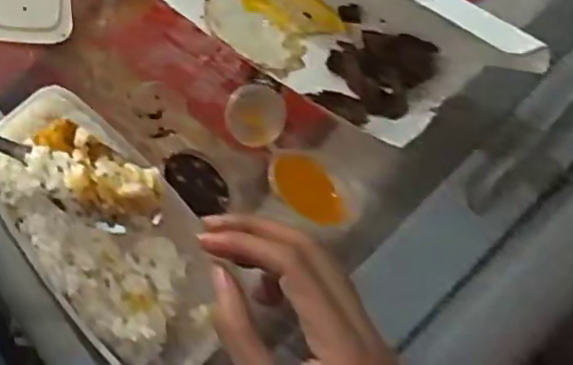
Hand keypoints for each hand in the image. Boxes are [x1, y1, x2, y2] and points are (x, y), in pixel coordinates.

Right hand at [200, 213, 395, 364]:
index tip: (200, 241)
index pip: (294, 265)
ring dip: (269, 243)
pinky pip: (326, 285)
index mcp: (346, 346)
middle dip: (255, 228)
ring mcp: (372, 336)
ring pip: (323, 263)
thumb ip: (238, 331)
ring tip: (226, 249)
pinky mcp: (365, 342)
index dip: (243, 241)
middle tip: (208, 226)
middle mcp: (368, 333)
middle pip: (315, 252)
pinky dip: (285, 269)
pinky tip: (262, 289)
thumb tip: (218, 270)